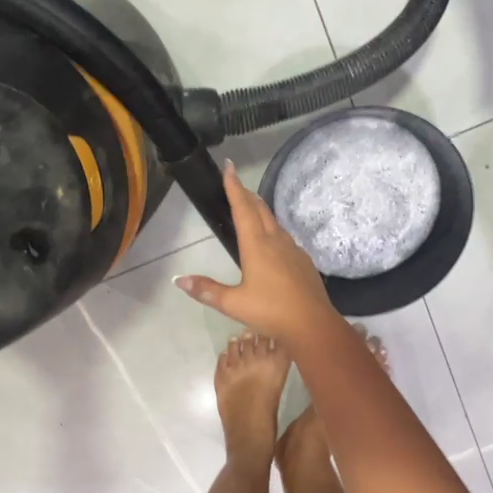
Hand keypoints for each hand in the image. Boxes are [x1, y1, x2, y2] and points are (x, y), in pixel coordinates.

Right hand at [175, 161, 338, 342]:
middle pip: (260, 210)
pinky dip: (274, 231)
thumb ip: (207, 290)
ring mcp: (293, 251)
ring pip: (275, 223)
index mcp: (257, 245)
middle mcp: (276, 241)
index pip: (243, 208)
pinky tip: (273, 241)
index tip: (229, 167)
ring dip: (261, 211)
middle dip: (247, 195)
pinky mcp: (303, 262)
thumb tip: (179, 280)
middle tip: (236, 184)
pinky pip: (285, 238)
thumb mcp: (234, 303)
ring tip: (252, 207)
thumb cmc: (271, 311)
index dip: (234, 187)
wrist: (313, 325)